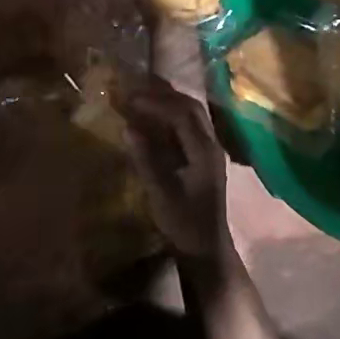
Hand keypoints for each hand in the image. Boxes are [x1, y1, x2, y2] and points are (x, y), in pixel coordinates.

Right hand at [119, 79, 229, 258]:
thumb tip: (127, 127)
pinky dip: (172, 114)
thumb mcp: (160, 193)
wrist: (206, 249)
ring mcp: (211, 150)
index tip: (130, 98)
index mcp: (204, 151)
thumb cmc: (183, 223)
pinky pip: (190, 124)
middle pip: (191, 107)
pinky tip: (154, 118)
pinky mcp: (205, 156)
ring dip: (169, 101)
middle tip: (136, 89)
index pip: (181, 114)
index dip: (155, 103)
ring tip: (143, 96)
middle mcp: (211, 144)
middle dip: (164, 94)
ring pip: (193, 113)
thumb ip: (145, 158)